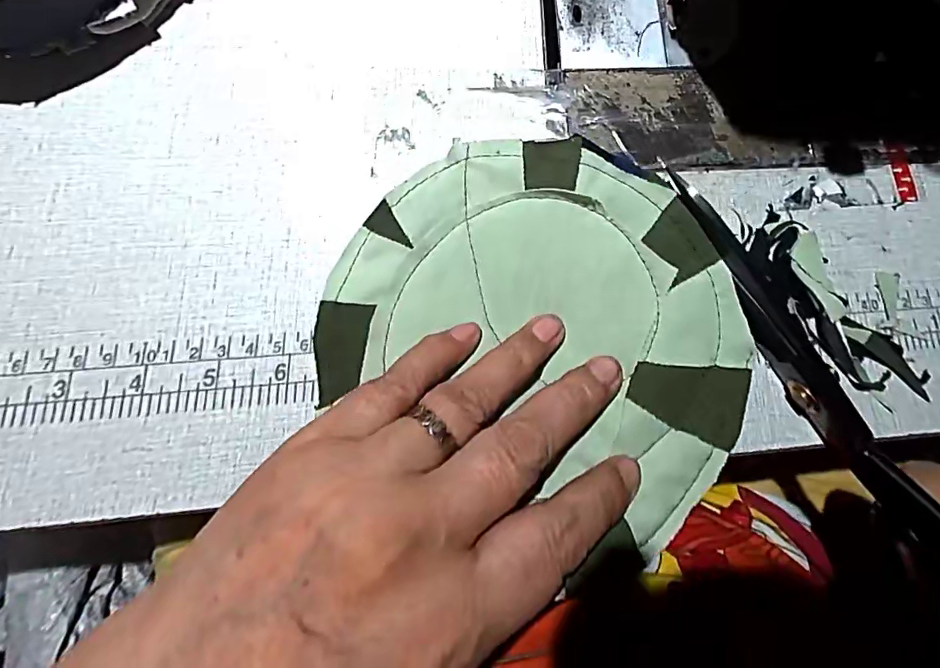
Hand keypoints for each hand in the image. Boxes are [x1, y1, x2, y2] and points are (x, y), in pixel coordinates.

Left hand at [64, 316, 636, 667]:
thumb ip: (489, 608)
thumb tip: (540, 546)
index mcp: (450, 611)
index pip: (557, 534)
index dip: (600, 494)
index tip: (626, 463)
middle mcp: (418, 535)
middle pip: (520, 450)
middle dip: (571, 404)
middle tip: (606, 369)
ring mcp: (364, 482)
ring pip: (461, 405)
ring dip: (512, 363)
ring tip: (549, 329)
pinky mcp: (312, 452)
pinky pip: (387, 389)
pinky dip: (429, 357)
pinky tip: (463, 334)